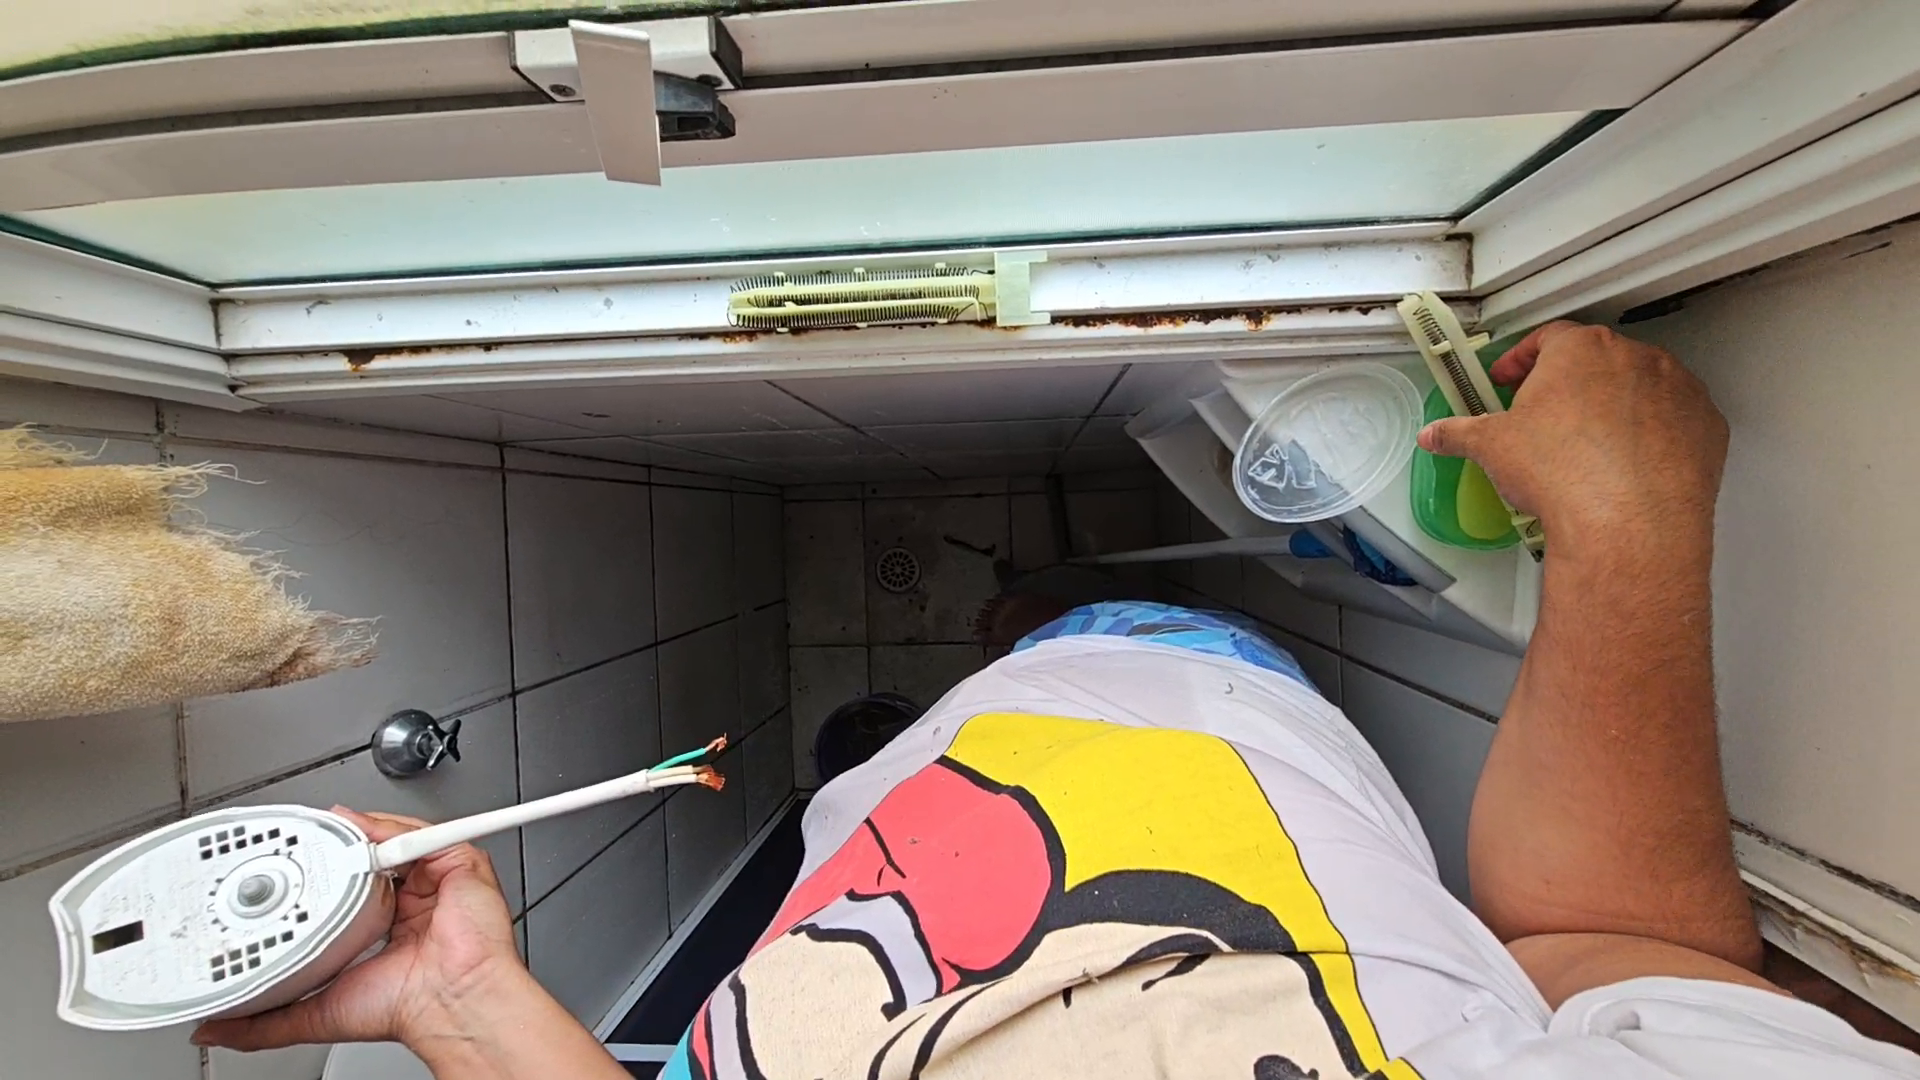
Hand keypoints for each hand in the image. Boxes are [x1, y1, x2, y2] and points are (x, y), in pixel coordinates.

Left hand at [194, 808, 525, 1053]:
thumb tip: (215, 1028)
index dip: (328, 875)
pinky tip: (372, 832)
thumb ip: (264, 1022)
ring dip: (367, 831)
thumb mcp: (316, 1013)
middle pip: (378, 856)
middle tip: (311, 843)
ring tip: (336, 831)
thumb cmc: (404, 1007)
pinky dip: (399, 829)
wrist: (449, 999)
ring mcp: (439, 878)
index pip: (355, 888)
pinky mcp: (462, 863)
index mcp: (389, 925)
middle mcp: (416, 897)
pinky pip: (430, 835)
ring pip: (401, 839)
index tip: (298, 871)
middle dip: (345, 846)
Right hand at [1416, 321, 1727, 543]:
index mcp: (1579, 351)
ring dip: (1606, 404)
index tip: (1506, 378)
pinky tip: (1616, 462)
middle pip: (1592, 358)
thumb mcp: (1487, 446)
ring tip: (1577, 442)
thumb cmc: (1560, 469)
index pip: (1547, 336)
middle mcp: (1635, 359)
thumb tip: (1436, 435)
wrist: (1625, 518)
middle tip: (1537, 412)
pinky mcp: (1704, 425)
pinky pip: (1668, 418)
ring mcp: (1677, 389)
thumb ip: (1457, 432)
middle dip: (1563, 381)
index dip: (1520, 357)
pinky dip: (1643, 431)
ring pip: (1634, 386)